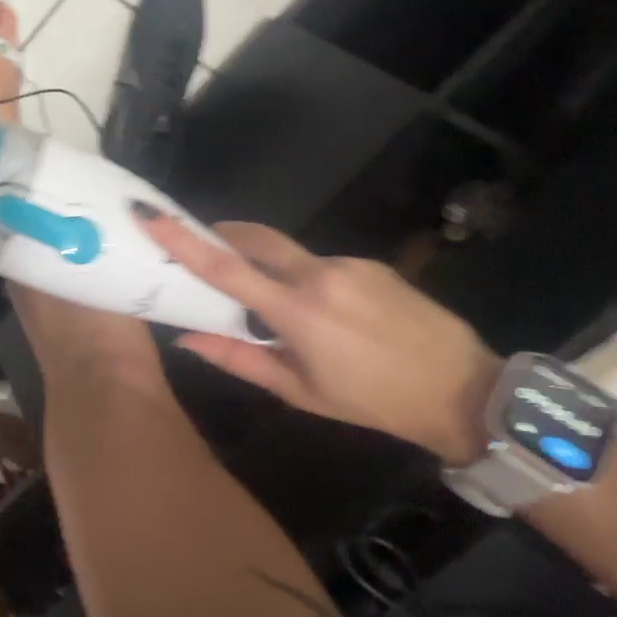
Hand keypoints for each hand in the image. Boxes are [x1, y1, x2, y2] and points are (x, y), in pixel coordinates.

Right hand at [140, 213, 501, 463]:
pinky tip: (325, 313)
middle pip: (253, 238)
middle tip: (200, 247)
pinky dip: (305, 279)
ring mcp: (349, 264)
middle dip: (220, 235)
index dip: (183, 239)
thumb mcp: (301, 392)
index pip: (225, 267)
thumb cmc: (374, 402)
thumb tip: (186, 338)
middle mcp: (318, 274)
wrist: (466, 392)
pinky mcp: (372, 264)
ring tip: (276, 306)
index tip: (150, 214)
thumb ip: (239, 358)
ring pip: (288, 254)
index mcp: (296, 310)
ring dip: (269, 268)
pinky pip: (321, 264)